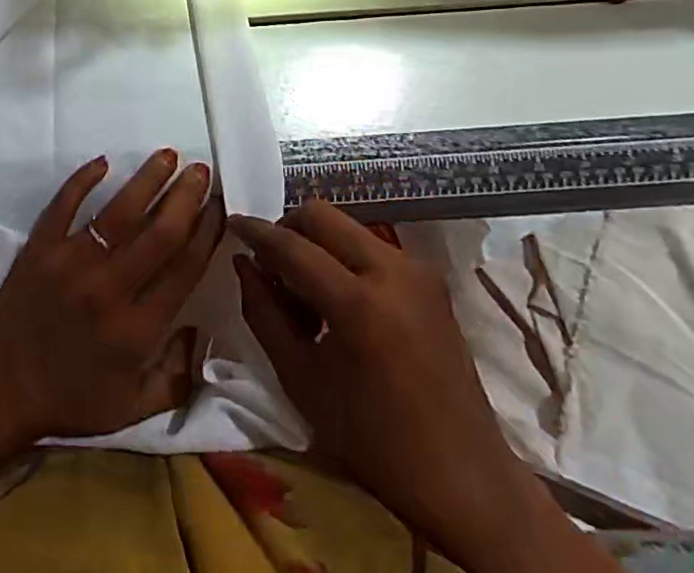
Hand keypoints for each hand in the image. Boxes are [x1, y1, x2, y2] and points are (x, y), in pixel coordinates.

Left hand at [0, 150, 224, 441]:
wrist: (1, 389)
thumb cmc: (70, 400)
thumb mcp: (134, 408)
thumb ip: (177, 377)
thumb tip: (202, 332)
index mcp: (138, 329)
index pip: (184, 268)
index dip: (207, 232)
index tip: (220, 207)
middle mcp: (109, 290)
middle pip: (159, 233)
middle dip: (186, 197)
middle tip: (202, 171)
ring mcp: (70, 264)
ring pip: (118, 213)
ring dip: (147, 181)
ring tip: (168, 155)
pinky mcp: (39, 249)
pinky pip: (63, 206)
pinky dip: (82, 181)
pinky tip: (103, 162)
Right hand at [231, 200, 615, 572]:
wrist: (463, 477)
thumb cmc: (371, 437)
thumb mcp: (299, 377)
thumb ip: (263, 311)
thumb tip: (243, 263)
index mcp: (359, 302)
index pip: (292, 245)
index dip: (255, 230)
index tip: (231, 222)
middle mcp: (394, 272)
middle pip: (322, 216)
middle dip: (287, 230)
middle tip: (270, 268)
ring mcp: (419, 273)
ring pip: (347, 229)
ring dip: (315, 245)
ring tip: (304, 296)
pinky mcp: (432, 283)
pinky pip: (371, 248)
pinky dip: (342, 259)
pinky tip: (336, 303)